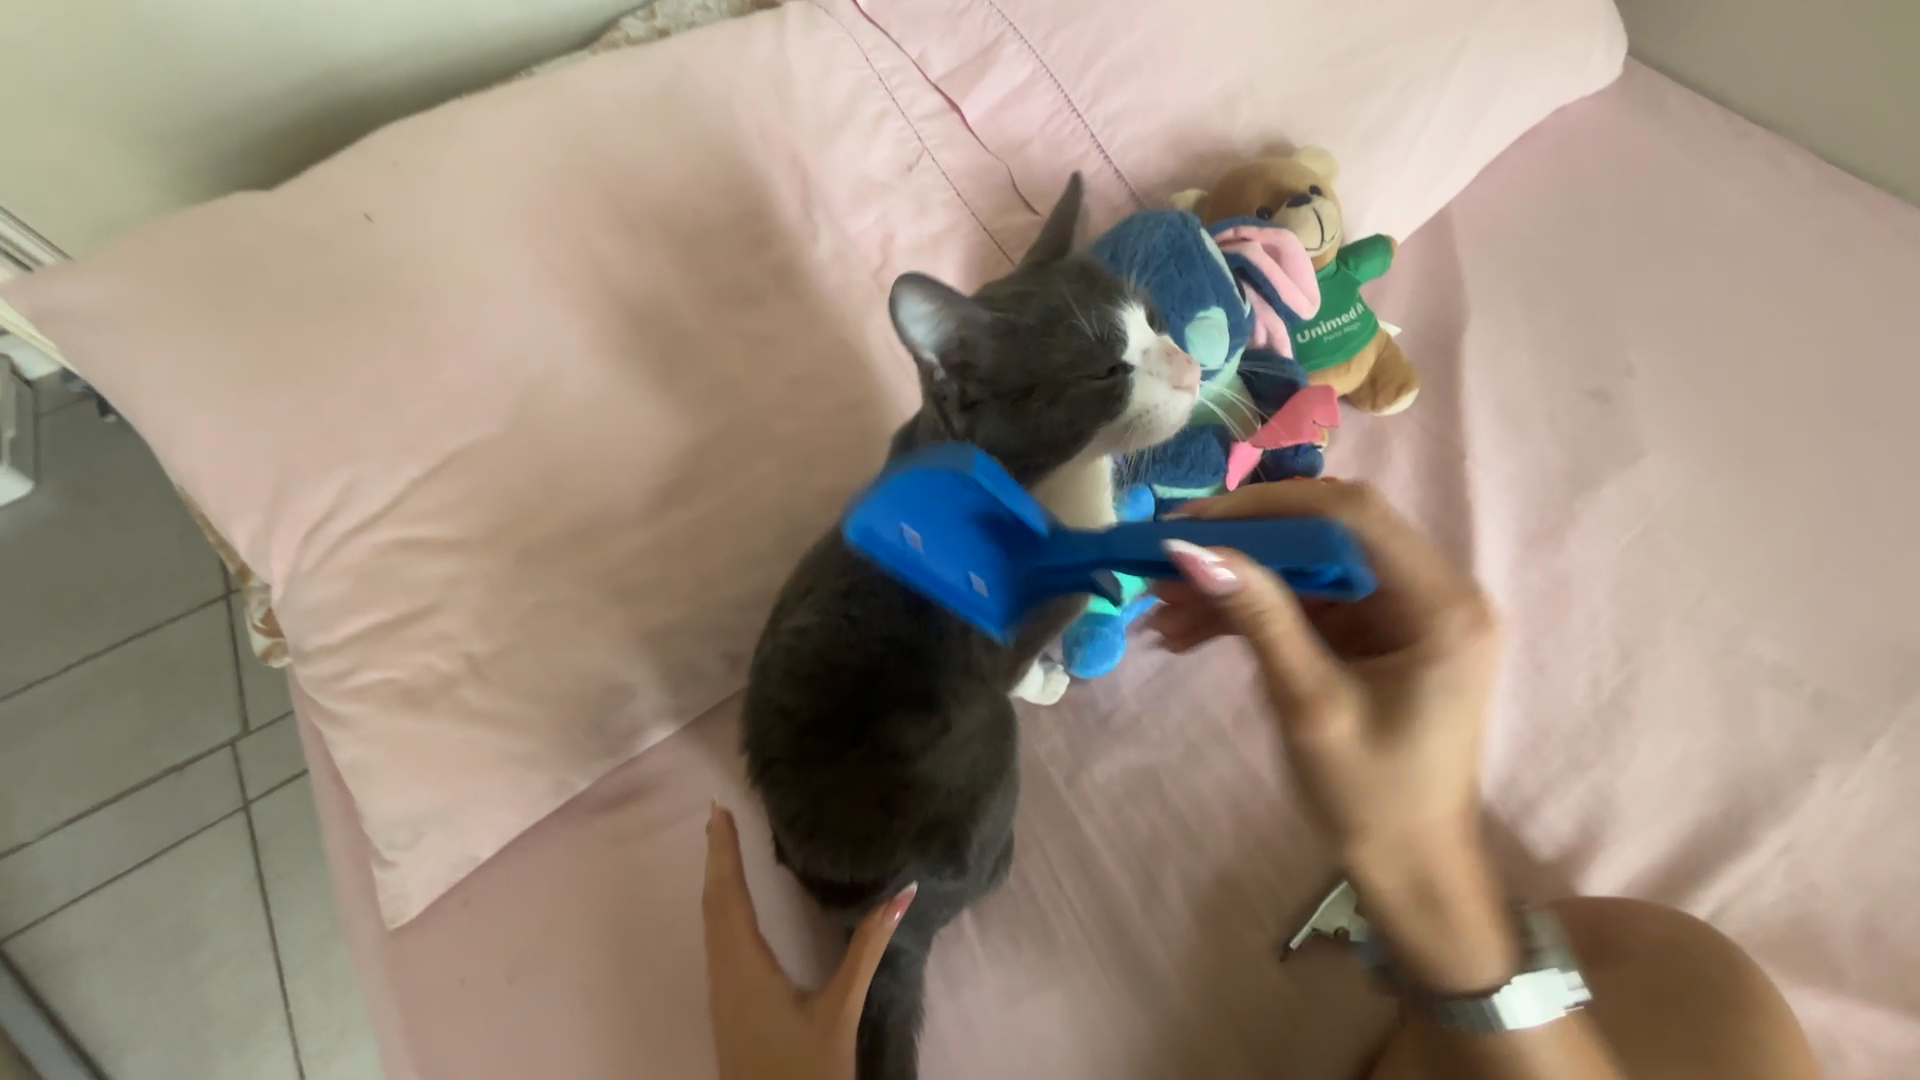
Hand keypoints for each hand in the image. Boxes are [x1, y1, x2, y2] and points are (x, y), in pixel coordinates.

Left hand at [703, 804, 916, 1079]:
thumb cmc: (807, 1071)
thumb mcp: (842, 1009)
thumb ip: (869, 948)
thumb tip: (905, 892)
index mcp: (746, 969)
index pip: (729, 897)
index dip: (724, 852)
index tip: (719, 811)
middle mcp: (724, 976)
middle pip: (712, 906)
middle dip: (715, 858)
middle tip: (717, 817)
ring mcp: (720, 995)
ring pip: (710, 926)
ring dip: (715, 882)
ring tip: (722, 849)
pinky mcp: (726, 1008)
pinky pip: (715, 943)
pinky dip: (719, 909)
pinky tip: (730, 909)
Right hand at [1149, 480, 1515, 991]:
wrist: (1410, 867)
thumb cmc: (1372, 797)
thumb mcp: (1308, 703)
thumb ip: (1258, 616)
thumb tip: (1190, 549)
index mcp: (1439, 604)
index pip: (1349, 514)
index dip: (1265, 507)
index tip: (1190, 525)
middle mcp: (1428, 591)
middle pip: (1321, 534)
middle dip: (1237, 548)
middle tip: (1165, 566)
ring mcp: (1397, 612)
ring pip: (1301, 568)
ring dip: (1231, 585)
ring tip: (1160, 612)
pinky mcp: (1369, 634)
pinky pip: (1300, 603)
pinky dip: (1246, 613)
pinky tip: (1186, 633)